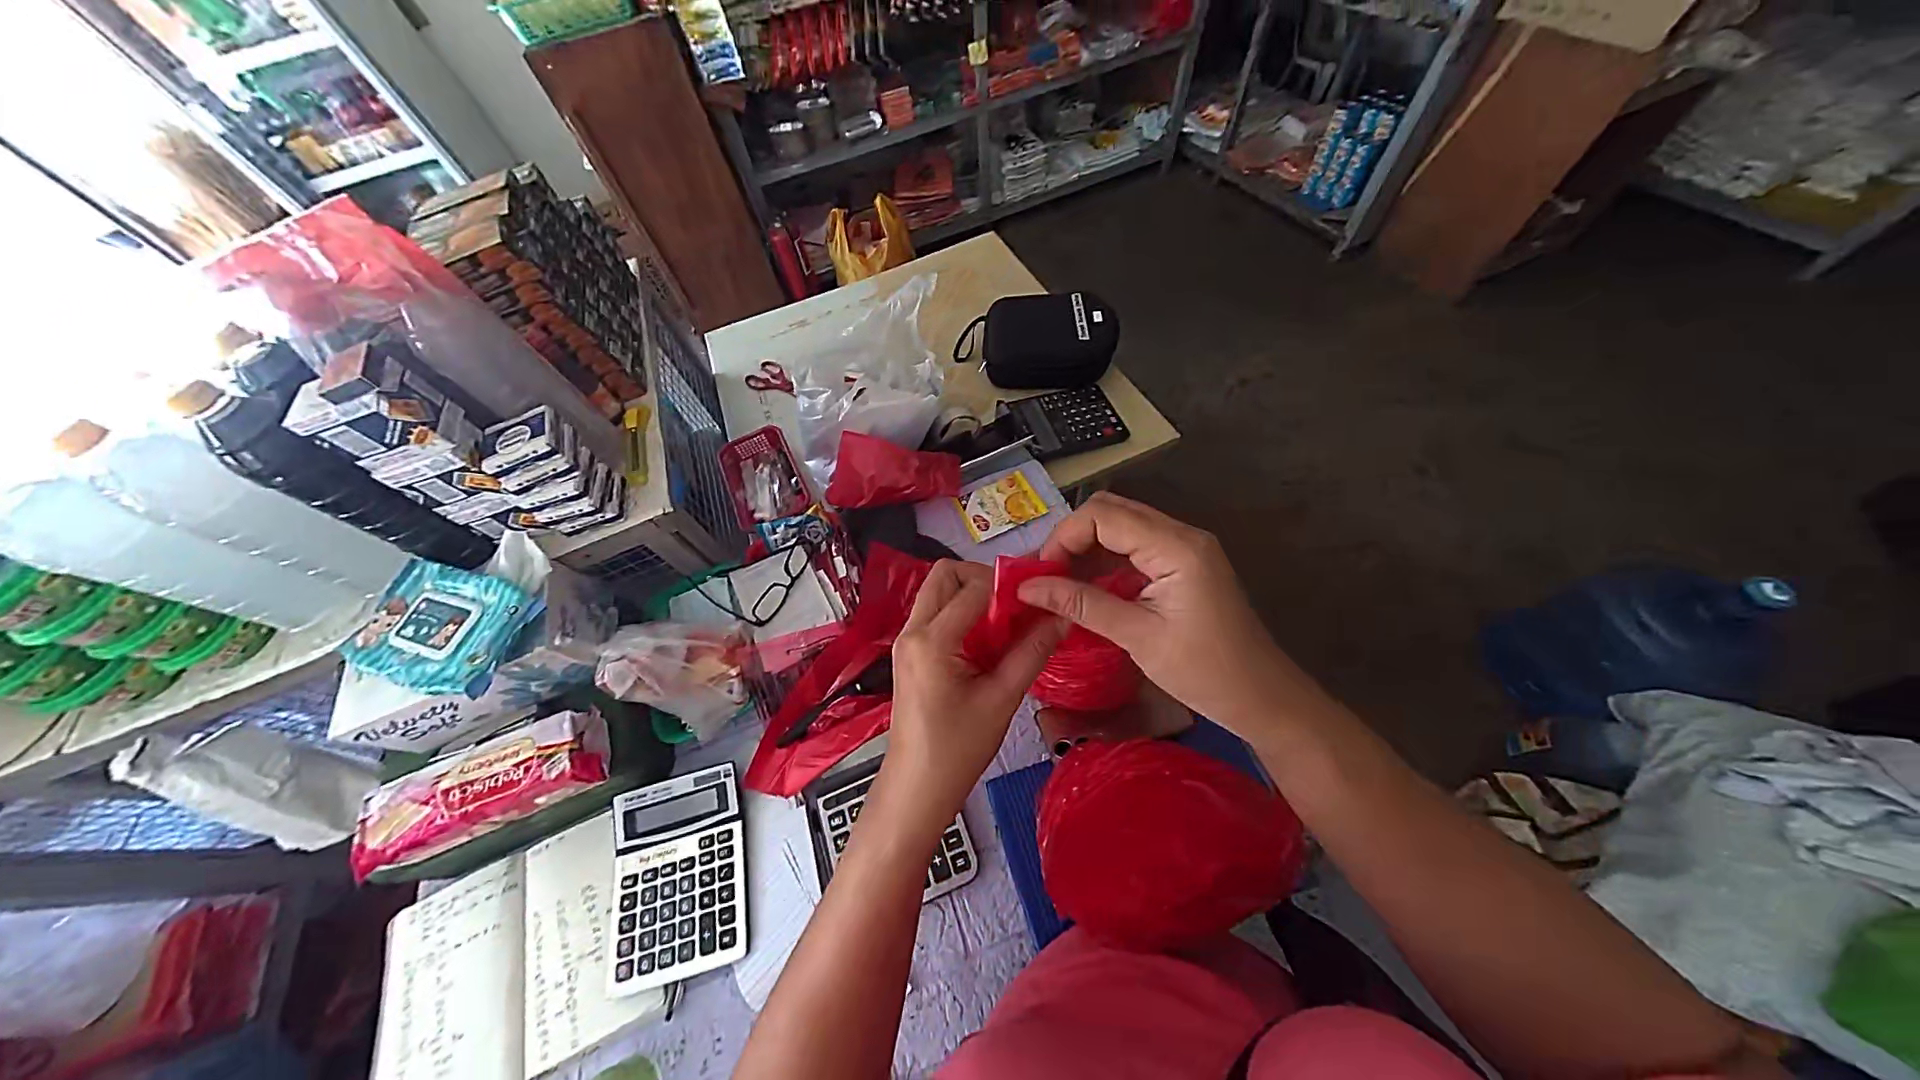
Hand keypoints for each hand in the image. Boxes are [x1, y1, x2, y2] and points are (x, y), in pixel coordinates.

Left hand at [881, 560, 1067, 823]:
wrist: (915, 790)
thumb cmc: (956, 751)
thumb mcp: (1001, 700)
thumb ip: (1031, 653)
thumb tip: (1062, 617)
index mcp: (930, 640)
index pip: (973, 588)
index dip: (1009, 585)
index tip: (1040, 593)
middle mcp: (911, 631)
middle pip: (944, 575)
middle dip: (983, 579)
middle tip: (1015, 604)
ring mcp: (906, 641)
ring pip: (938, 592)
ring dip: (972, 596)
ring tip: (1006, 623)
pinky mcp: (910, 653)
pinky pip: (936, 615)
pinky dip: (962, 614)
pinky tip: (989, 641)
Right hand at [1017, 492, 1323, 738]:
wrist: (1264, 698)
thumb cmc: (1206, 672)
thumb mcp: (1138, 637)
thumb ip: (1081, 604)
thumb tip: (1028, 588)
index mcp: (1176, 546)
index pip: (1103, 514)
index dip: (1064, 537)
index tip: (1041, 574)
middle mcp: (1181, 535)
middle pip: (1111, 511)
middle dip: (1071, 538)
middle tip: (1046, 577)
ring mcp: (1185, 548)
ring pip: (1121, 528)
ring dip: (1086, 550)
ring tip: (1058, 585)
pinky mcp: (1184, 565)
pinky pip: (1135, 549)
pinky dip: (1106, 562)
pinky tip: (1086, 589)